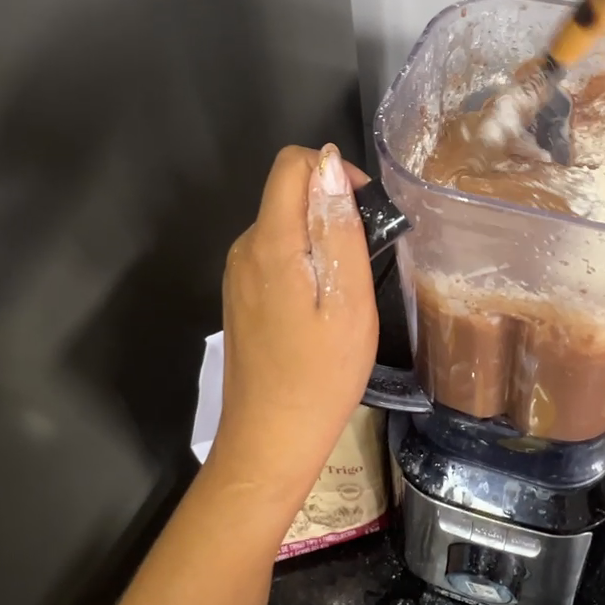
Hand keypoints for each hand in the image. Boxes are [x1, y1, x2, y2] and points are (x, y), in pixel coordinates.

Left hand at [212, 144, 377, 485]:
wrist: (270, 441)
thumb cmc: (321, 374)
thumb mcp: (348, 299)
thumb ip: (337, 226)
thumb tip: (329, 162)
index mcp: (269, 242)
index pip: (291, 164)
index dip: (333, 171)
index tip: (364, 212)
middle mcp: (245, 247)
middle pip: (288, 191)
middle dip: (331, 205)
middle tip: (366, 259)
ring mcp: (238, 272)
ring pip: (284, 222)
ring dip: (320, 235)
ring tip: (349, 288)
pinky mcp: (240, 294)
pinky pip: (275, 252)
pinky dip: (305, 258)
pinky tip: (323, 304)